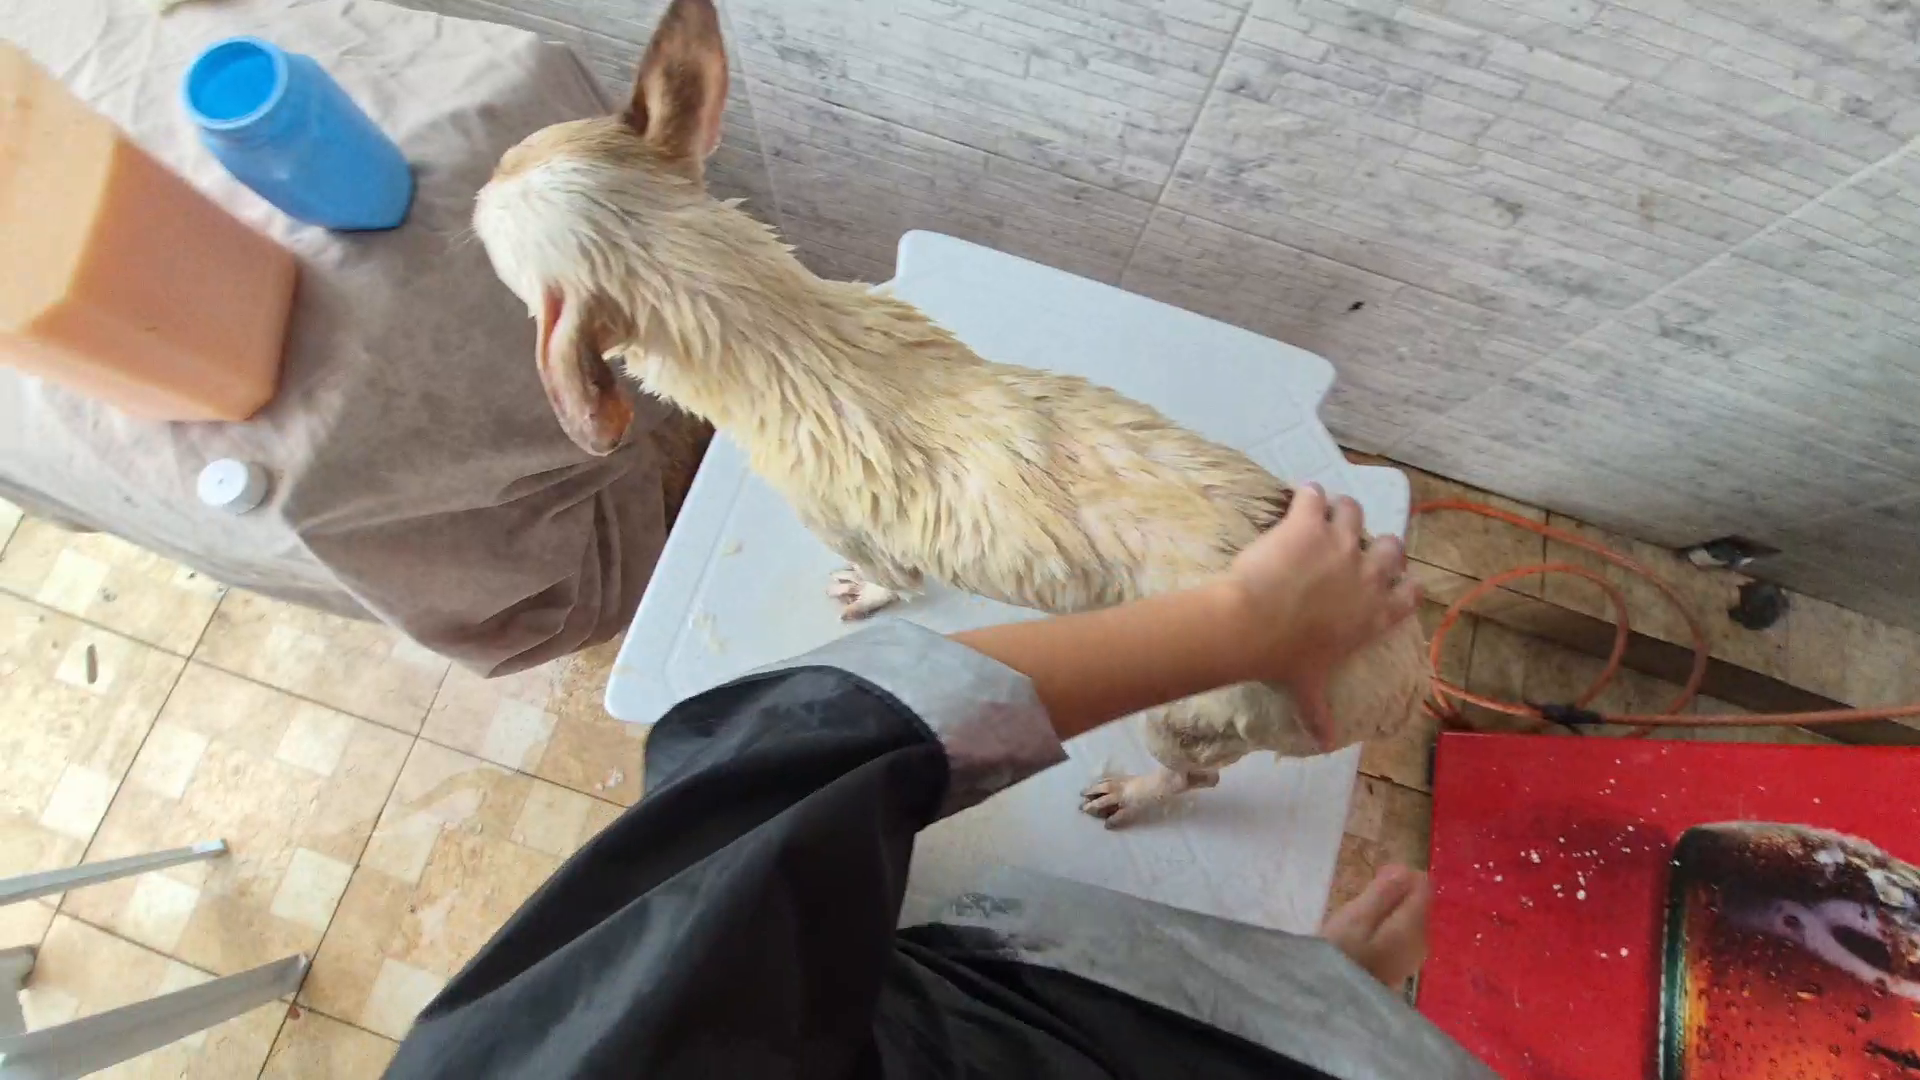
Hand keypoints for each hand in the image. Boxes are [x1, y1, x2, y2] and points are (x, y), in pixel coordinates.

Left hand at [1215, 484, 1419, 747]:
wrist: (1253, 626)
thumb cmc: (1283, 661)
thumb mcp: (1307, 691)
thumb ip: (1319, 714)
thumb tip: (1326, 743)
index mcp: (1374, 614)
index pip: (1410, 593)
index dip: (1403, 582)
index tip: (1392, 579)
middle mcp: (1366, 575)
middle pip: (1391, 546)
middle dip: (1376, 542)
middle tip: (1353, 542)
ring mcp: (1340, 544)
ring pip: (1355, 511)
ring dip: (1342, 510)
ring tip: (1324, 511)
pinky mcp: (1309, 522)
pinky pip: (1315, 495)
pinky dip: (1308, 494)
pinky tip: (1299, 495)